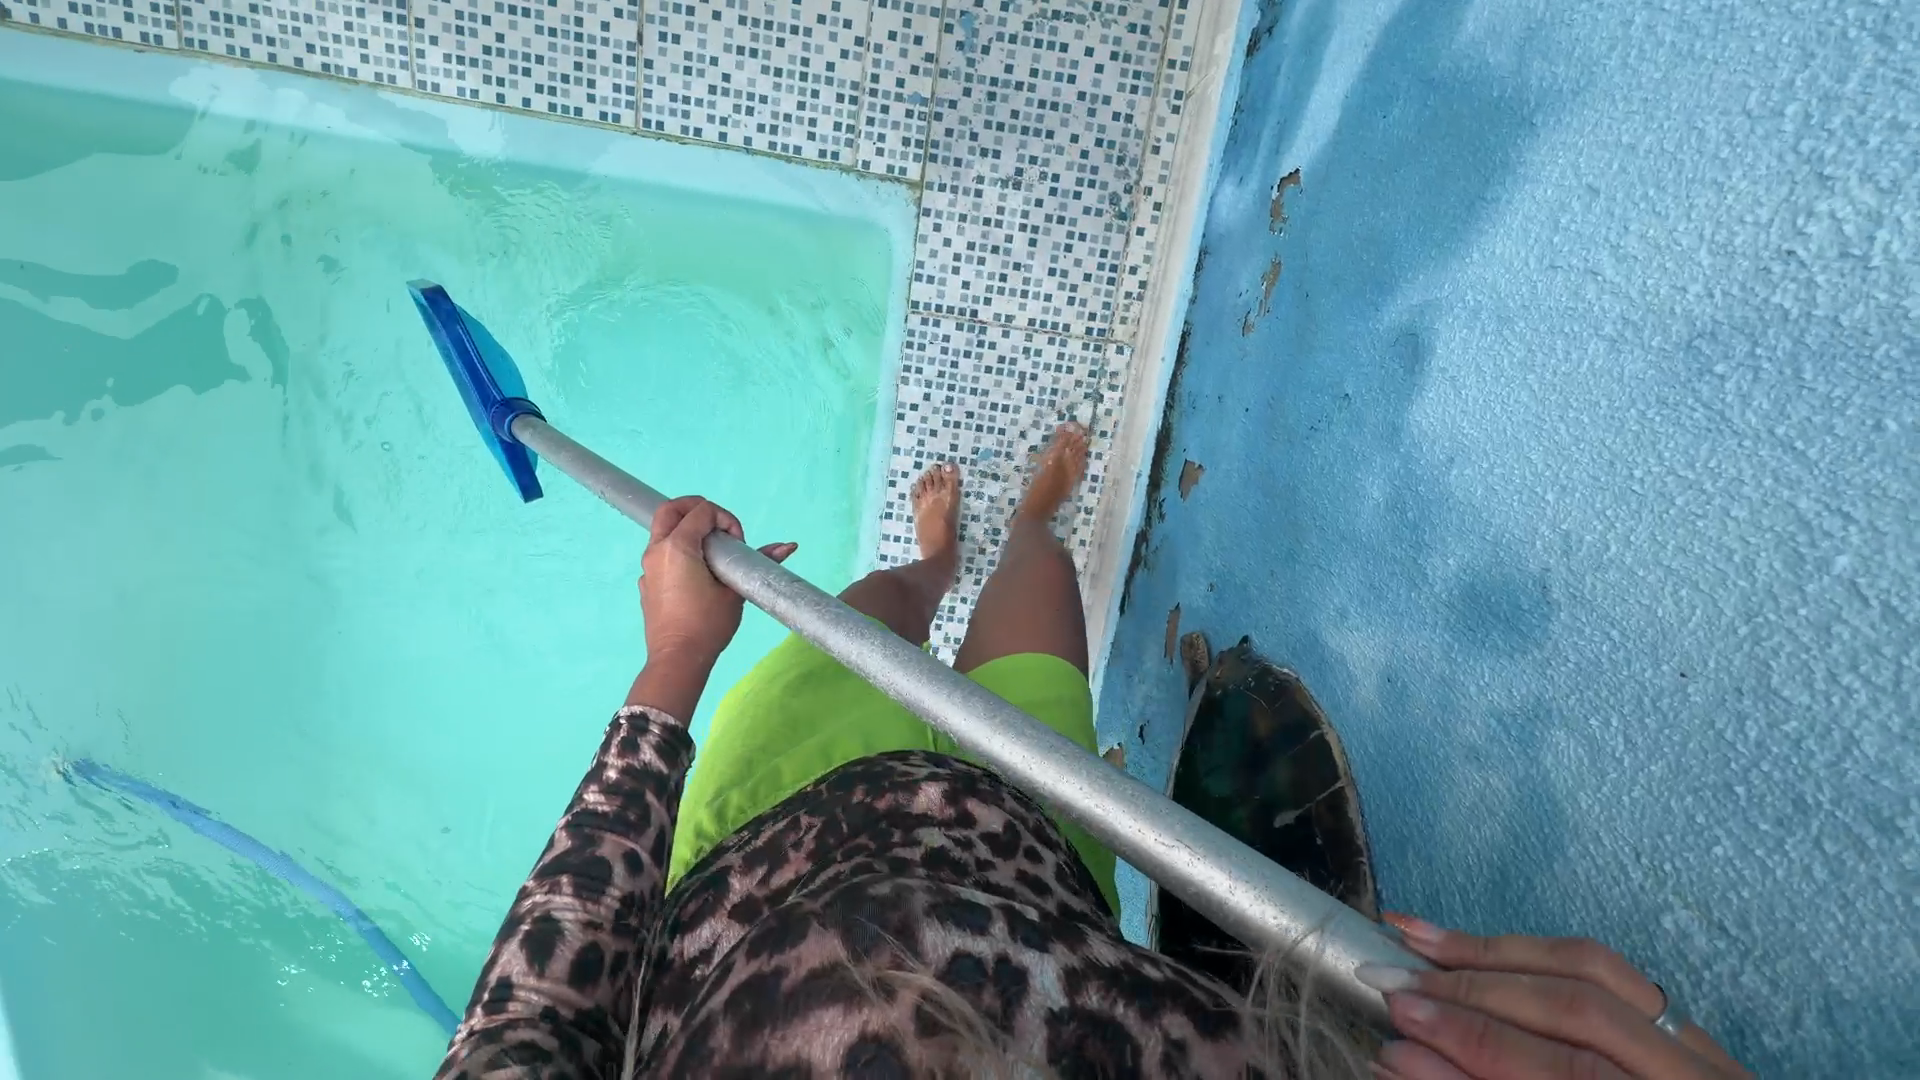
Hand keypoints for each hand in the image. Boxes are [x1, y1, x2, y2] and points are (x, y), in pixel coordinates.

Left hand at [639, 496, 794, 667]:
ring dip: (688, 530)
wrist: (678, 659)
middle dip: (696, 508)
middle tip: (720, 527)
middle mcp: (656, 550)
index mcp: (677, 547)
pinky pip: (661, 555)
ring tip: (713, 554)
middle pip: (670, 509)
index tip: (738, 543)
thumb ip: (760, 562)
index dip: (725, 519)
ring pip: (663, 531)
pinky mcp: (647, 583)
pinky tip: (698, 576)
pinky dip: (679, 552)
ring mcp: (647, 567)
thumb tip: (790, 545)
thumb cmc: (708, 624)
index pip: (701, 510)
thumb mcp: (736, 591)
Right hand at [1362, 915, 1748, 1079]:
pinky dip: (1522, 946)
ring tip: (1412, 940)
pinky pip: (1601, 963)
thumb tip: (1393, 1056)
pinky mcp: (1681, 1026)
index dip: (1476, 1039)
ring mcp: (1704, 1051)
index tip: (1395, 1015)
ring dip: (1486, 951)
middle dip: (1468, 991)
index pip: (1571, 1074)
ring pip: (1589, 968)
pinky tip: (1463, 942)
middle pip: (1577, 1011)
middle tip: (1387, 978)